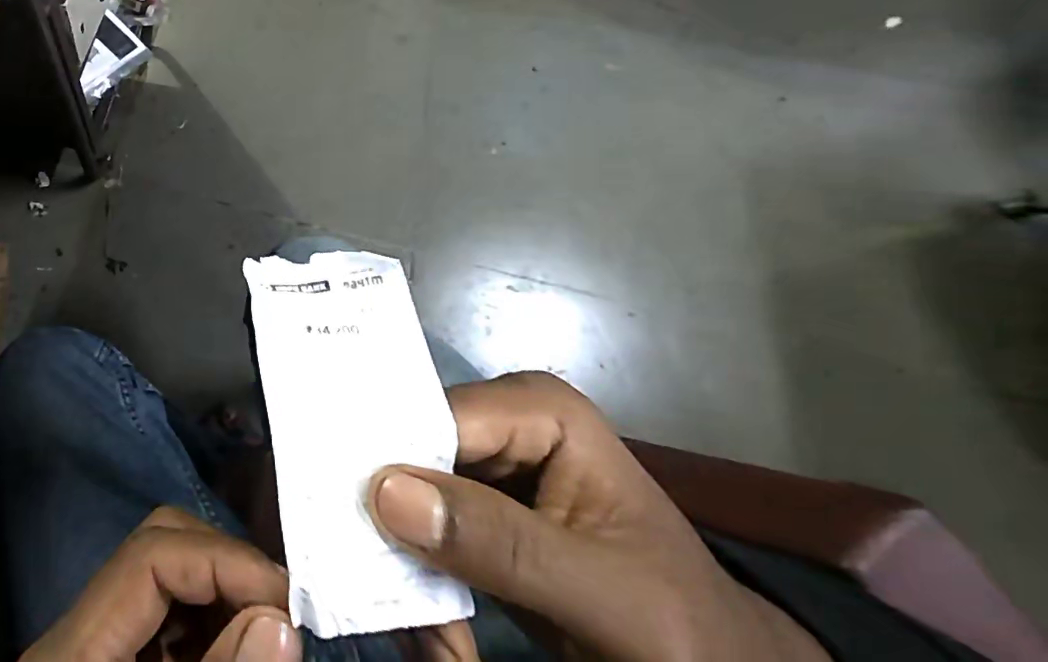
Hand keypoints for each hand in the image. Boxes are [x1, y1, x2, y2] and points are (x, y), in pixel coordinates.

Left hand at [22, 506, 301, 661]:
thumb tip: (280, 620)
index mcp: (76, 638)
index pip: (151, 551)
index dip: (224, 560)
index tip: (289, 603)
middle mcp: (83, 626)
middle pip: (158, 547)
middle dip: (228, 568)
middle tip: (285, 619)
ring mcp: (99, 641)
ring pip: (168, 583)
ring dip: (227, 598)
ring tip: (272, 632)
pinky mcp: (116, 656)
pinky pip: (169, 622)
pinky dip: (213, 629)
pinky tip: (241, 648)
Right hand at [368, 373, 831, 661]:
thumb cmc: (688, 630)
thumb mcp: (605, 595)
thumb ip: (504, 543)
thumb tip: (385, 491)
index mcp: (536, 410)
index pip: (431, 421)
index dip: (391, 470)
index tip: (360, 533)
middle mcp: (498, 423)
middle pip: (407, 457)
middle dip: (397, 534)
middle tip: (403, 611)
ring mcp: (482, 466)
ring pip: (400, 499)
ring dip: (407, 571)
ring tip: (439, 644)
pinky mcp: (471, 510)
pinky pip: (416, 532)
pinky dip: (419, 585)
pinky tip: (445, 636)